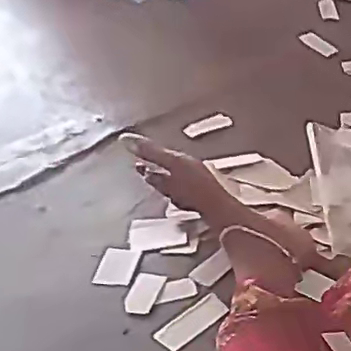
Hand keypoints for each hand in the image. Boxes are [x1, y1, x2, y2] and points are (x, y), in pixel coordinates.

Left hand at [121, 133, 235, 218]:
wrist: (224, 209)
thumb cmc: (201, 186)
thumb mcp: (174, 161)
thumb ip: (151, 151)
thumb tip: (126, 140)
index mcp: (165, 182)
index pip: (149, 173)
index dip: (144, 166)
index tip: (138, 162)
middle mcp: (174, 195)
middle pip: (161, 184)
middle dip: (158, 177)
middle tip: (153, 172)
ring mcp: (189, 204)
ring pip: (176, 193)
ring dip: (174, 187)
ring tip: (176, 182)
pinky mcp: (206, 210)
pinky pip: (194, 200)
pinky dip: (192, 196)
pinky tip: (198, 195)